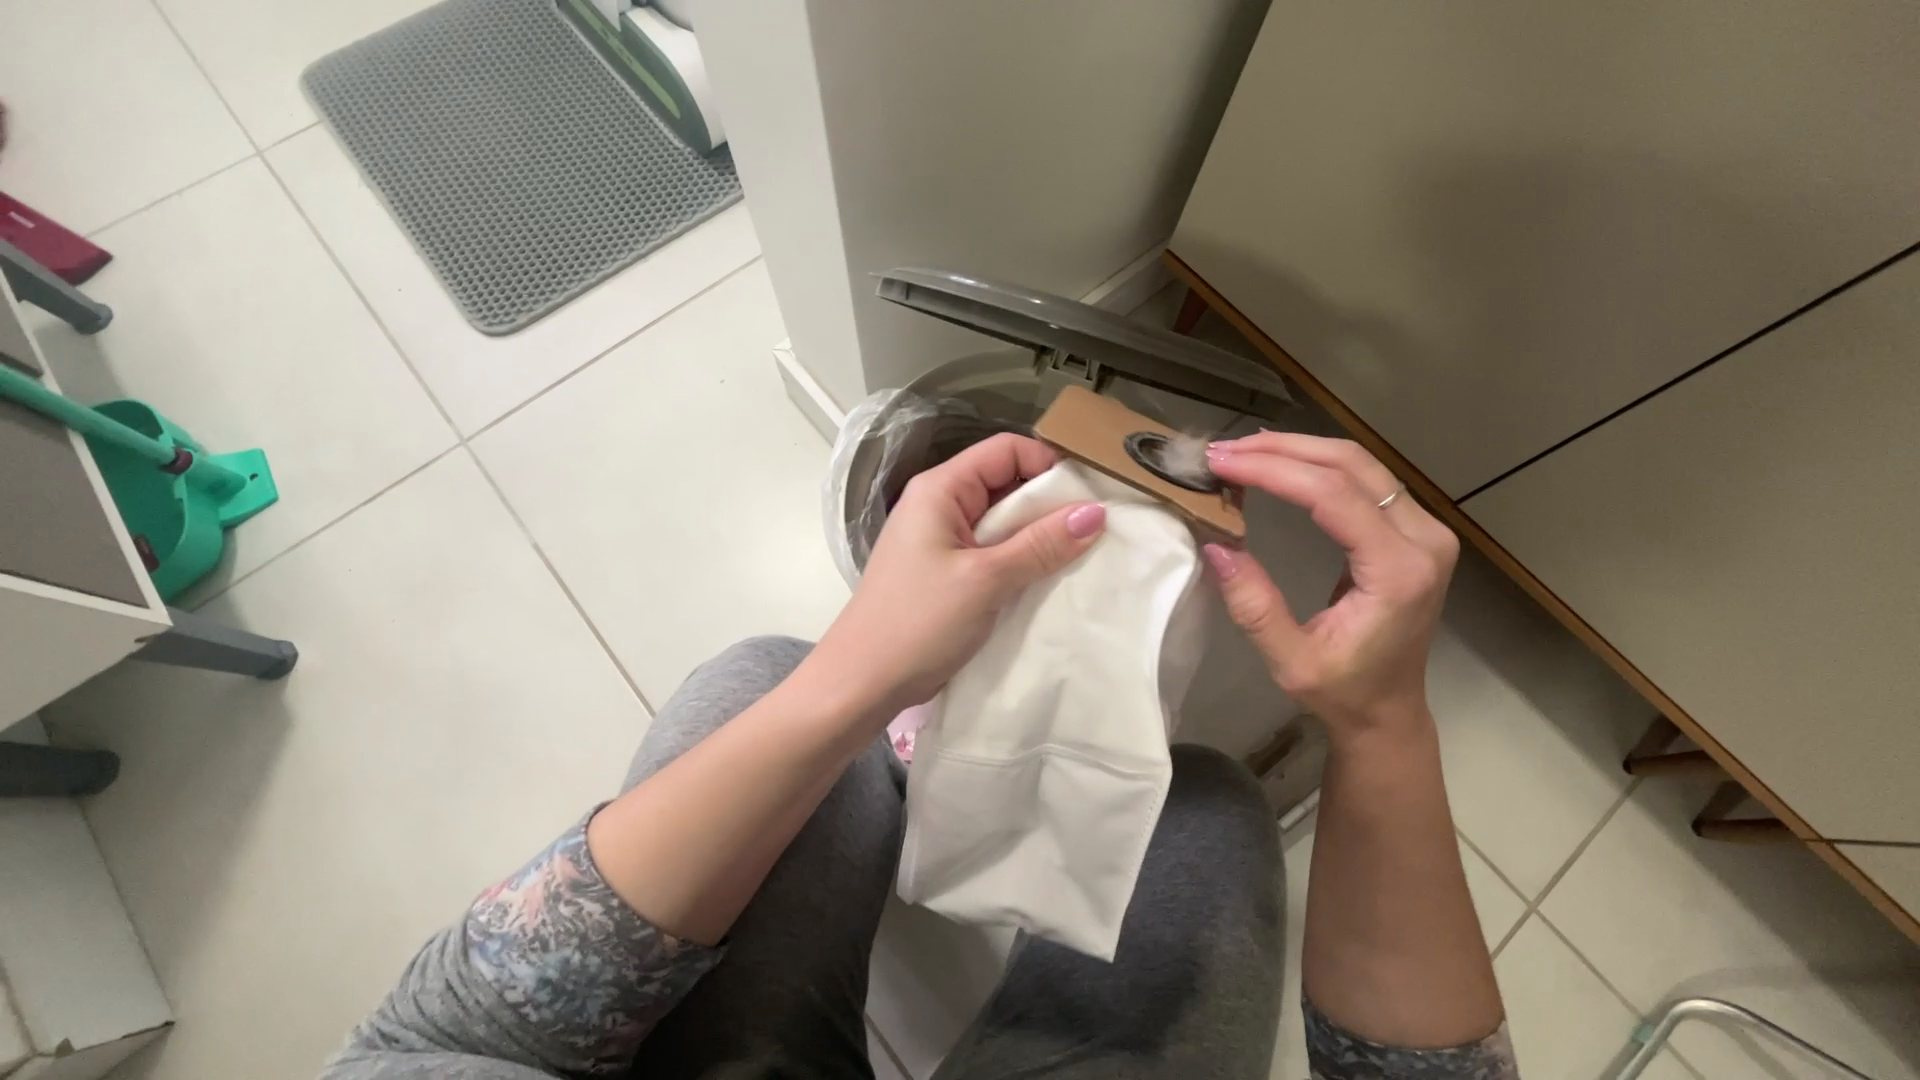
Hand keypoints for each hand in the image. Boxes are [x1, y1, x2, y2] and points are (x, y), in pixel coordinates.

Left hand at [806, 433, 1106, 720]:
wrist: (863, 682)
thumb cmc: (918, 622)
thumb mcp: (986, 579)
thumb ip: (1041, 544)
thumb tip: (1096, 512)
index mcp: (940, 489)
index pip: (1005, 451)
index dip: (1049, 464)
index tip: (1089, 497)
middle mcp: (940, 505)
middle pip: (1006, 484)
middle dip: (1049, 504)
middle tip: (1095, 532)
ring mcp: (942, 541)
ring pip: (1002, 523)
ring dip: (1038, 537)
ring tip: (1079, 557)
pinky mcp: (947, 574)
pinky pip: (993, 553)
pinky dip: (1020, 561)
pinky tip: (1048, 580)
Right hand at [1200, 433, 1458, 737]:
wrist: (1388, 709)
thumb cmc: (1343, 692)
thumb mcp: (1290, 660)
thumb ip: (1254, 605)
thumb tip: (1216, 544)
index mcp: (1398, 572)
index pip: (1332, 496)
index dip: (1273, 471)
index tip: (1221, 463)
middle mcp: (1423, 539)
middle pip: (1351, 465)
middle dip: (1282, 450)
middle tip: (1222, 451)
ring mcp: (1424, 530)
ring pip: (1359, 463)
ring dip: (1297, 450)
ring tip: (1241, 451)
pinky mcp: (1413, 529)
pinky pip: (1364, 479)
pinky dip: (1315, 464)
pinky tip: (1278, 462)